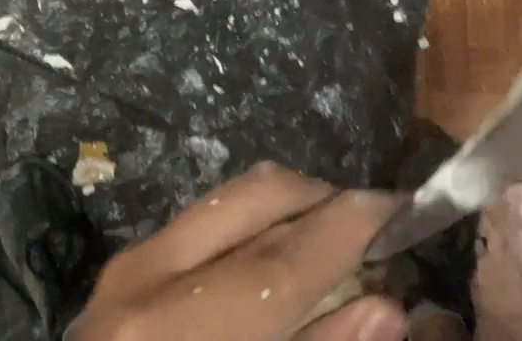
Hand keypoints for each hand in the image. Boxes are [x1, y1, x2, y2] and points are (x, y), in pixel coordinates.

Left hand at [69, 162, 407, 340]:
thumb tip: (386, 308)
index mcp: (183, 329)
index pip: (285, 260)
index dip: (350, 227)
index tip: (400, 205)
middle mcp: (150, 277)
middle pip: (254, 198)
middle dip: (321, 194)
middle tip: (372, 216)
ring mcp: (129, 266)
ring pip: (226, 198)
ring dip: (287, 204)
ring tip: (332, 231)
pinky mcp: (122, 268)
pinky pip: (201, 222)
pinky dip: (249, 224)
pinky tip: (276, 251)